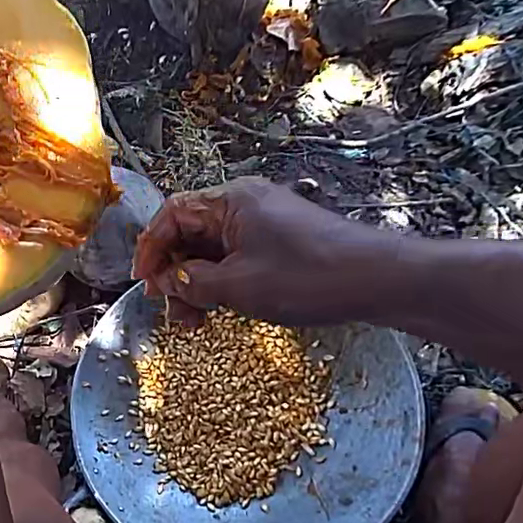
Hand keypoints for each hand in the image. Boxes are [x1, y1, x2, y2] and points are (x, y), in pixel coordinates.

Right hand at [131, 178, 385, 325]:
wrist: (378, 279)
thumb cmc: (308, 276)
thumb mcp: (239, 285)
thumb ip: (193, 283)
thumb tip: (169, 283)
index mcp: (230, 201)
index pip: (172, 215)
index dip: (151, 248)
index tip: (144, 283)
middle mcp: (244, 205)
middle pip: (190, 234)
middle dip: (175, 272)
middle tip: (171, 309)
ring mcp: (263, 223)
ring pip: (213, 251)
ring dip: (197, 283)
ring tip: (194, 321)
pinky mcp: (279, 243)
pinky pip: (236, 259)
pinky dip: (222, 283)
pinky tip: (219, 310)